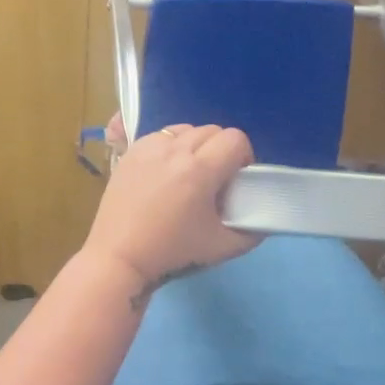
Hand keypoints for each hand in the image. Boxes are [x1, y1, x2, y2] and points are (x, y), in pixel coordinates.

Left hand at [82, 120, 258, 293]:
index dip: (243, 157)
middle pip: (212, 130)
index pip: (235, 139)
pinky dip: (170, 146)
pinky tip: (165, 170)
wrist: (119, 255)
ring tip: (189, 172)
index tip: (236, 179)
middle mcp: (174, 150)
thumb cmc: (172, 251)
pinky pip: (160, 135)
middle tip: (215, 179)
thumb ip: (253, 230)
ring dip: (195, 144)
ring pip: (185, 129)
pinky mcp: (130, 152)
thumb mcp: (223, 246)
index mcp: (200, 170)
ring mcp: (148, 147)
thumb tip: (265, 216)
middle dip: (221, 150)